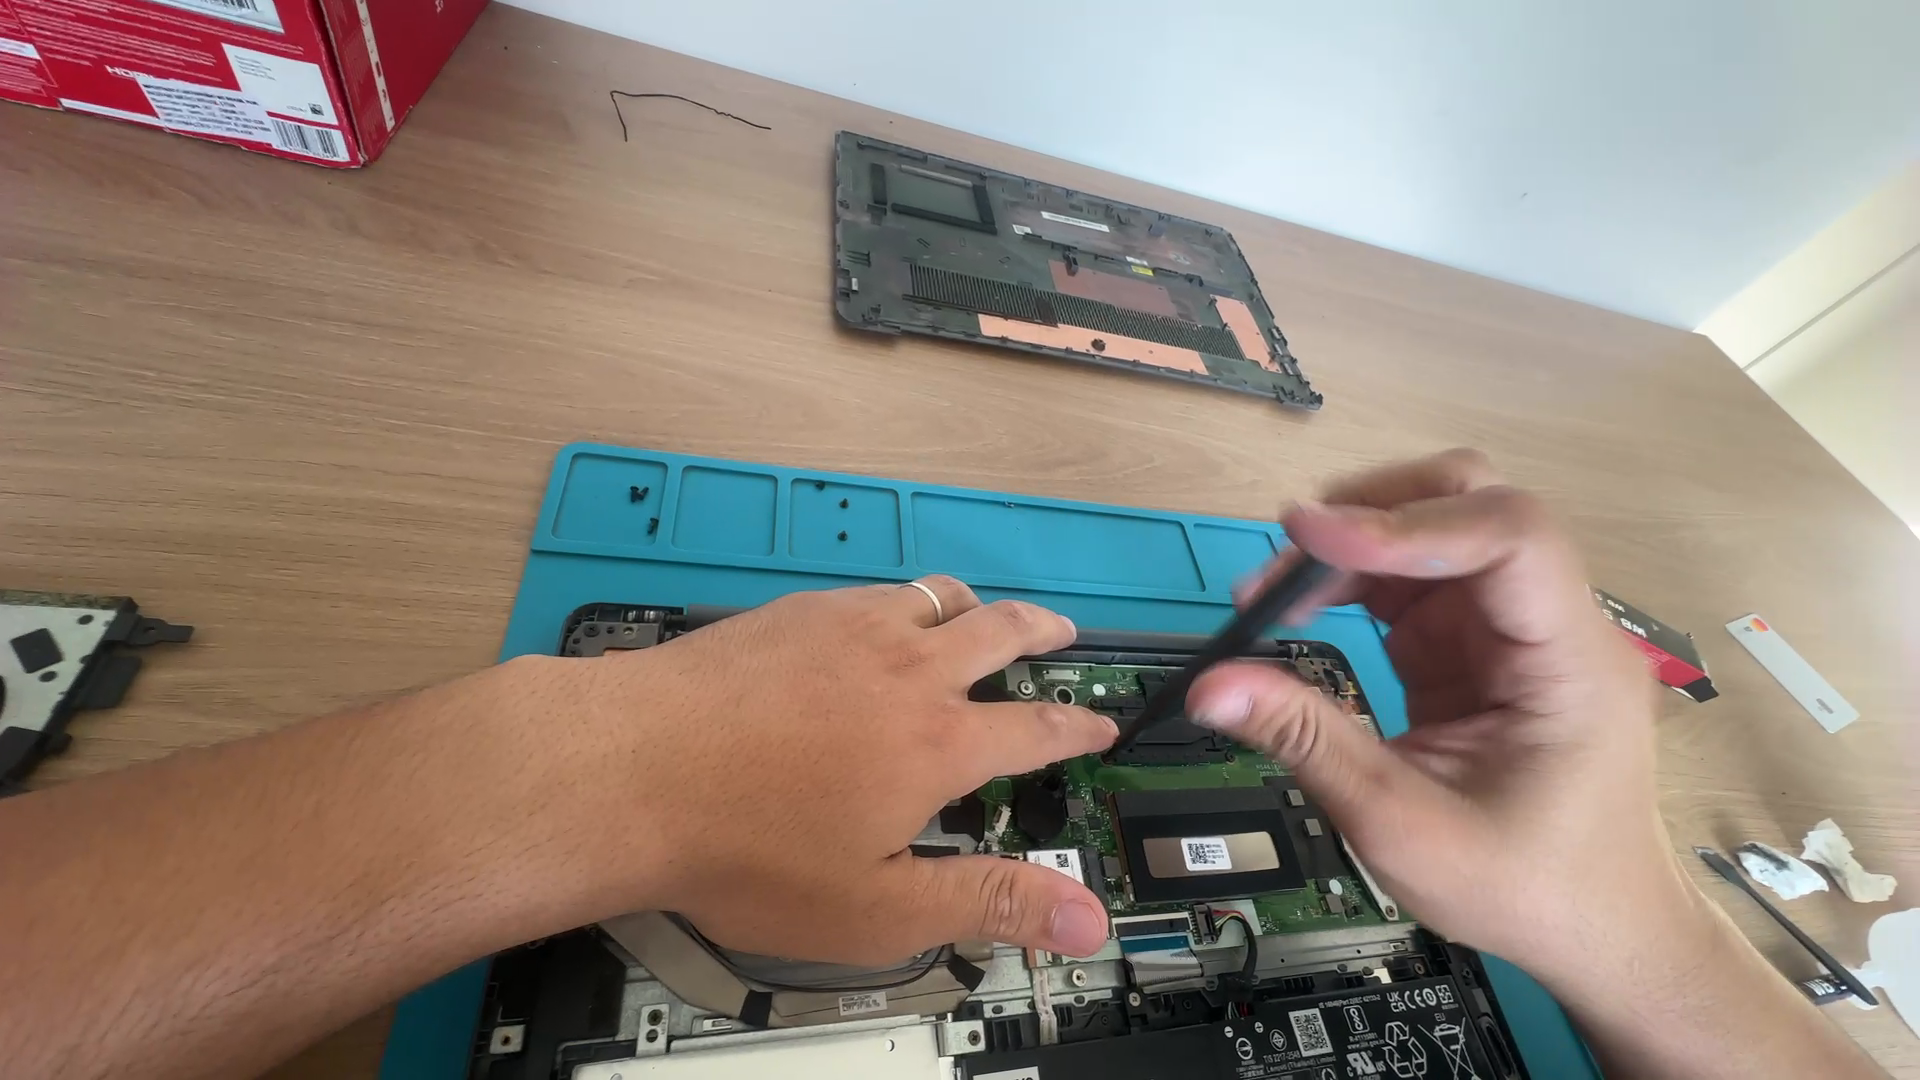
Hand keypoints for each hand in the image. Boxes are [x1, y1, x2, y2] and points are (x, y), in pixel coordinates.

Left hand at [539, 578, 1116, 965]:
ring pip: (940, 596)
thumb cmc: (750, 848)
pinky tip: (884, 622)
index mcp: (937, 741)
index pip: (1037, 729)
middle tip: (1063, 633)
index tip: (1099, 726)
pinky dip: (906, 603)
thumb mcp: (876, 906)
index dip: (1078, 729)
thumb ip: (988, 903)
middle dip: (1043, 632)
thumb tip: (1086, 917)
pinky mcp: (803, 610)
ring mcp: (854, 626)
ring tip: (981, 619)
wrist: (632, 769)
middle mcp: (909, 666)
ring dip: (975, 607)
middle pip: (1001, 630)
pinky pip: (878, 591)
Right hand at [1183, 449, 1685, 974]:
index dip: (1403, 524)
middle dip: (1374, 509)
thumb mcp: (1399, 823)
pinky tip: (1297, 610)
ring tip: (1267, 594)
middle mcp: (1543, 619)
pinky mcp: (1465, 638)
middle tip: (1291, 550)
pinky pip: (1400, 576)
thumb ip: (1304, 740)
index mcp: (1568, 659)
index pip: (1509, 537)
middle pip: (1472, 502)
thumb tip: (1207, 684)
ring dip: (1343, 545)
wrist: (1589, 930)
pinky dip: (1342, 579)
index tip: (1305, 537)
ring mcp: (1503, 623)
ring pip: (1425, 529)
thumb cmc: (1522, 886)